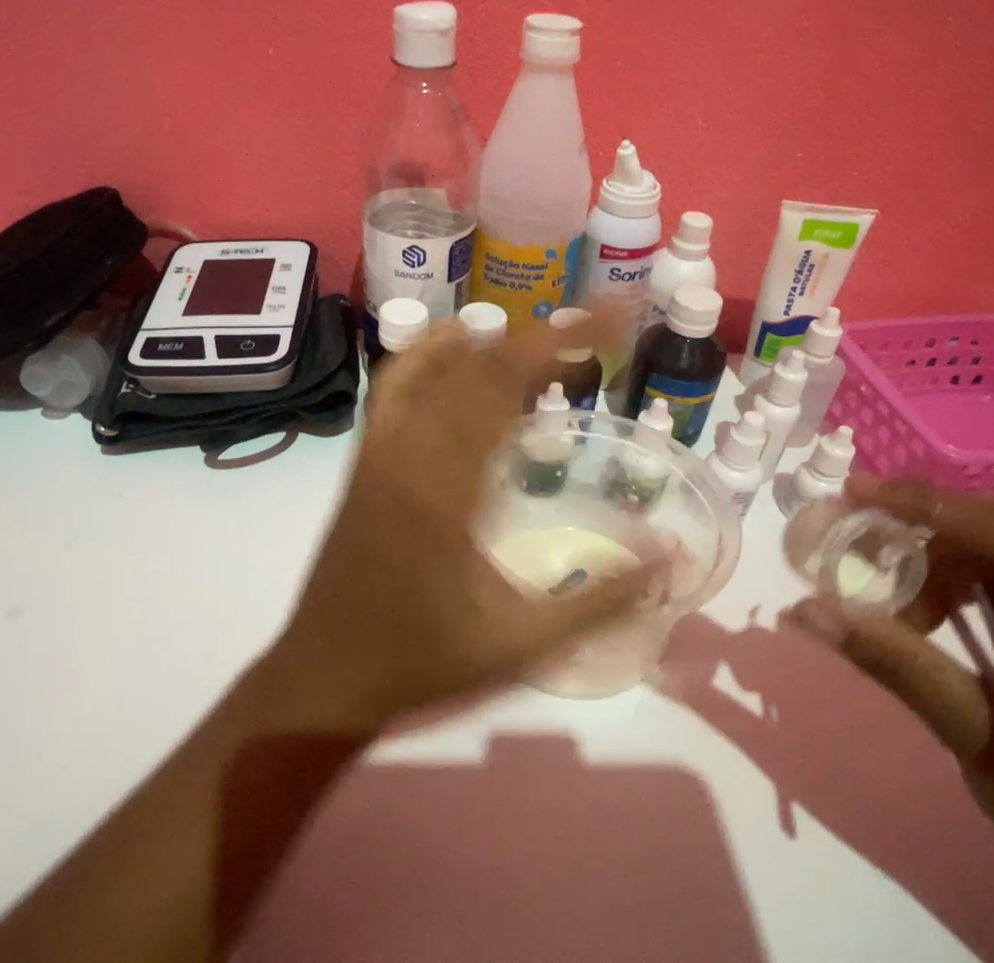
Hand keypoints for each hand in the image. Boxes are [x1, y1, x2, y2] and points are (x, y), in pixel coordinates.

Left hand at [261, 316, 665, 728]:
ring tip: (541, 338)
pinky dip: (428, 358)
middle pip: (473, 365)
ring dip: (486, 341)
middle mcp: (404, 454)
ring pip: (427, 368)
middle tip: (596, 327)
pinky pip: (392, 391)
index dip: (560, 340)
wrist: (324, 677)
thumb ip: (599, 601)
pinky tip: (457, 355)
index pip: (504, 384)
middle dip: (538, 336)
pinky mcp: (361, 464)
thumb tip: (669, 553)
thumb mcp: (521, 644)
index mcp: (444, 489)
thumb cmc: (423, 663)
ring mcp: (375, 455)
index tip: (611, 317)